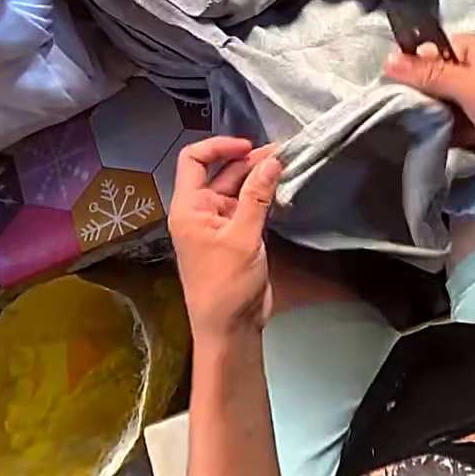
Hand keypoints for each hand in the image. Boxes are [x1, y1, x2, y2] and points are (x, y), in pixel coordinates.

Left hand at [167, 136, 283, 342]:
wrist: (229, 328)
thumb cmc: (226, 285)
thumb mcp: (243, 238)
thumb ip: (257, 197)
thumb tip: (271, 161)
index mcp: (188, 207)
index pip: (193, 160)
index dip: (218, 147)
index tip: (247, 147)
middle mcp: (199, 210)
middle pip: (220, 172)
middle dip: (248, 161)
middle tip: (281, 153)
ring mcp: (218, 223)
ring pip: (236, 189)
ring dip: (258, 177)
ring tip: (286, 164)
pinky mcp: (235, 235)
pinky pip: (246, 206)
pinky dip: (262, 196)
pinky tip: (281, 188)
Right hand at [382, 33, 474, 180]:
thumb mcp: (474, 86)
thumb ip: (430, 74)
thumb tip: (387, 60)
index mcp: (468, 52)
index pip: (425, 50)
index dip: (406, 63)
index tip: (386, 81)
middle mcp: (462, 73)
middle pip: (421, 78)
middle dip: (408, 92)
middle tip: (388, 106)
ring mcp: (462, 102)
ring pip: (426, 104)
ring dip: (417, 114)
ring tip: (396, 123)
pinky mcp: (462, 129)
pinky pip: (435, 126)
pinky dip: (426, 132)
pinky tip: (410, 136)